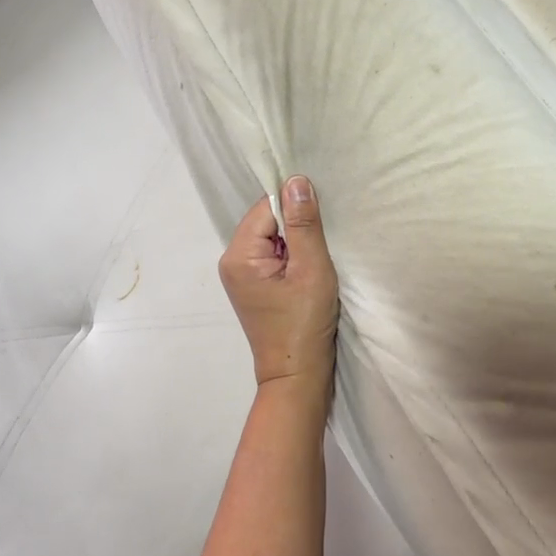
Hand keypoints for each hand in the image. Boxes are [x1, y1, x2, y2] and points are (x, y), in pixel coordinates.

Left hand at [219, 175, 340, 391]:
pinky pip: (273, 255)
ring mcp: (241, 275)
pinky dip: (294, 258)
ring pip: (273, 238)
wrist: (297, 374)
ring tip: (318, 259)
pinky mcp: (254, 286)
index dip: (296, 209)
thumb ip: (304, 225)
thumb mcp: (312, 269)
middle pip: (267, 221)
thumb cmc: (304, 323)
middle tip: (324, 242)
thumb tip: (297, 181)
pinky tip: (310, 270)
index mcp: (239, 255)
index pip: (267, 208)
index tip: (322, 220)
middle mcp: (232, 261)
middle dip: (297, 226)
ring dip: (298, 243)